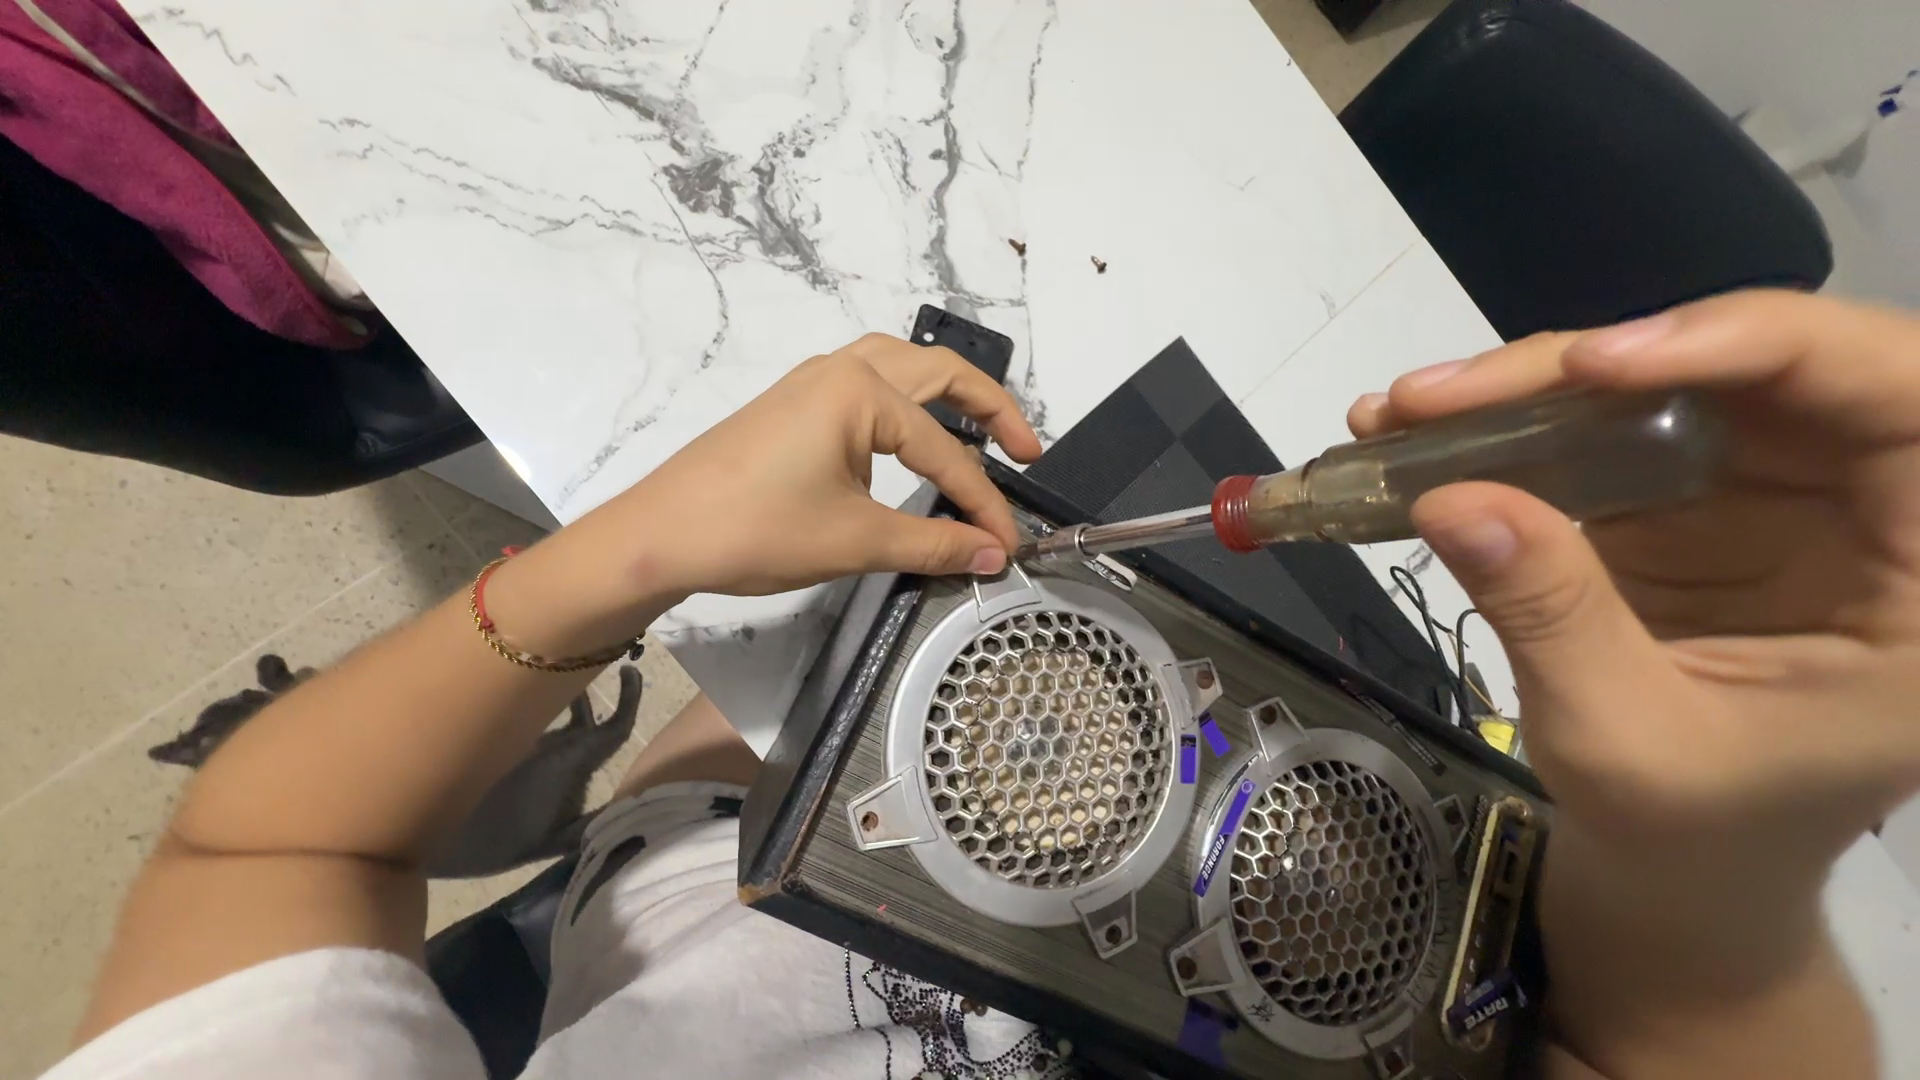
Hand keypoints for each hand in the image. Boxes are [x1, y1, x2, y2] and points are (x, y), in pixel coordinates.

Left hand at [509, 333, 1040, 647]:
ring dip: (947, 393)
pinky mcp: (795, 403)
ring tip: (978, 429)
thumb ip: (934, 545)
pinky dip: (906, 403)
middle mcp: (843, 368)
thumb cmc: (758, 531)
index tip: (1008, 543)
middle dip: (990, 409)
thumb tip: (995, 556)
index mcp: (862, 391)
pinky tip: (909, 436)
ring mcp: (813, 381)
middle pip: (939, 372)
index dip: (984, 502)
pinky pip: (869, 385)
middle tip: (1026, 450)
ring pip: (902, 367)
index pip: (946, 452)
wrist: (660, 535)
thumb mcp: (857, 540)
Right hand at [1349, 291, 1919, 883]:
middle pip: (1727, 376)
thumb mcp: (1622, 732)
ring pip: (1637, 395)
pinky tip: (1408, 439)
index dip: (1747, 347)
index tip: (1591, 367)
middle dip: (1566, 373)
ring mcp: (1746, 498)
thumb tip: (1444, 497)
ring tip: (1394, 413)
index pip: (1886, 393)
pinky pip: (1580, 441)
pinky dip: (1491, 435)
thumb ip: (1549, 613)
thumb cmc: (1691, 825)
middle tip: (1428, 399)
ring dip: (1509, 395)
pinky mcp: (1662, 507)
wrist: (1676, 861)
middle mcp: (1849, 500)